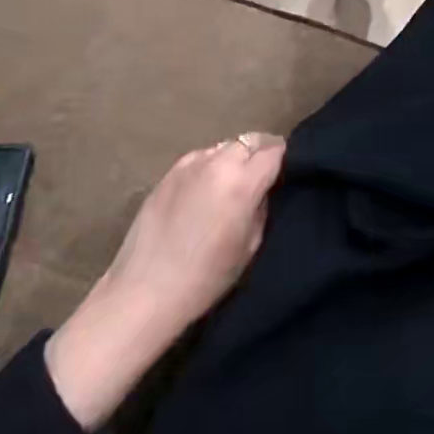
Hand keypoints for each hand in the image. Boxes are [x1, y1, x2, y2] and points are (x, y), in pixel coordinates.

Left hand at [44, 134, 284, 428]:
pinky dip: (211, 165)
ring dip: (236, 158)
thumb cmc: (207, 278)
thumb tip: (265, 188)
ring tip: (234, 182)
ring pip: (225, 146)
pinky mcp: (168, 173)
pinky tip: (207, 190)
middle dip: (261, 153)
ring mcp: (189, 164)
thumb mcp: (251, 245)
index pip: (275, 151)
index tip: (288, 172)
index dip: (286, 159)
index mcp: (242, 182)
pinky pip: (201, 158)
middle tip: (263, 176)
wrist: (145, 291)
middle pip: (250, 141)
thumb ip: (262, 207)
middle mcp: (217, 163)